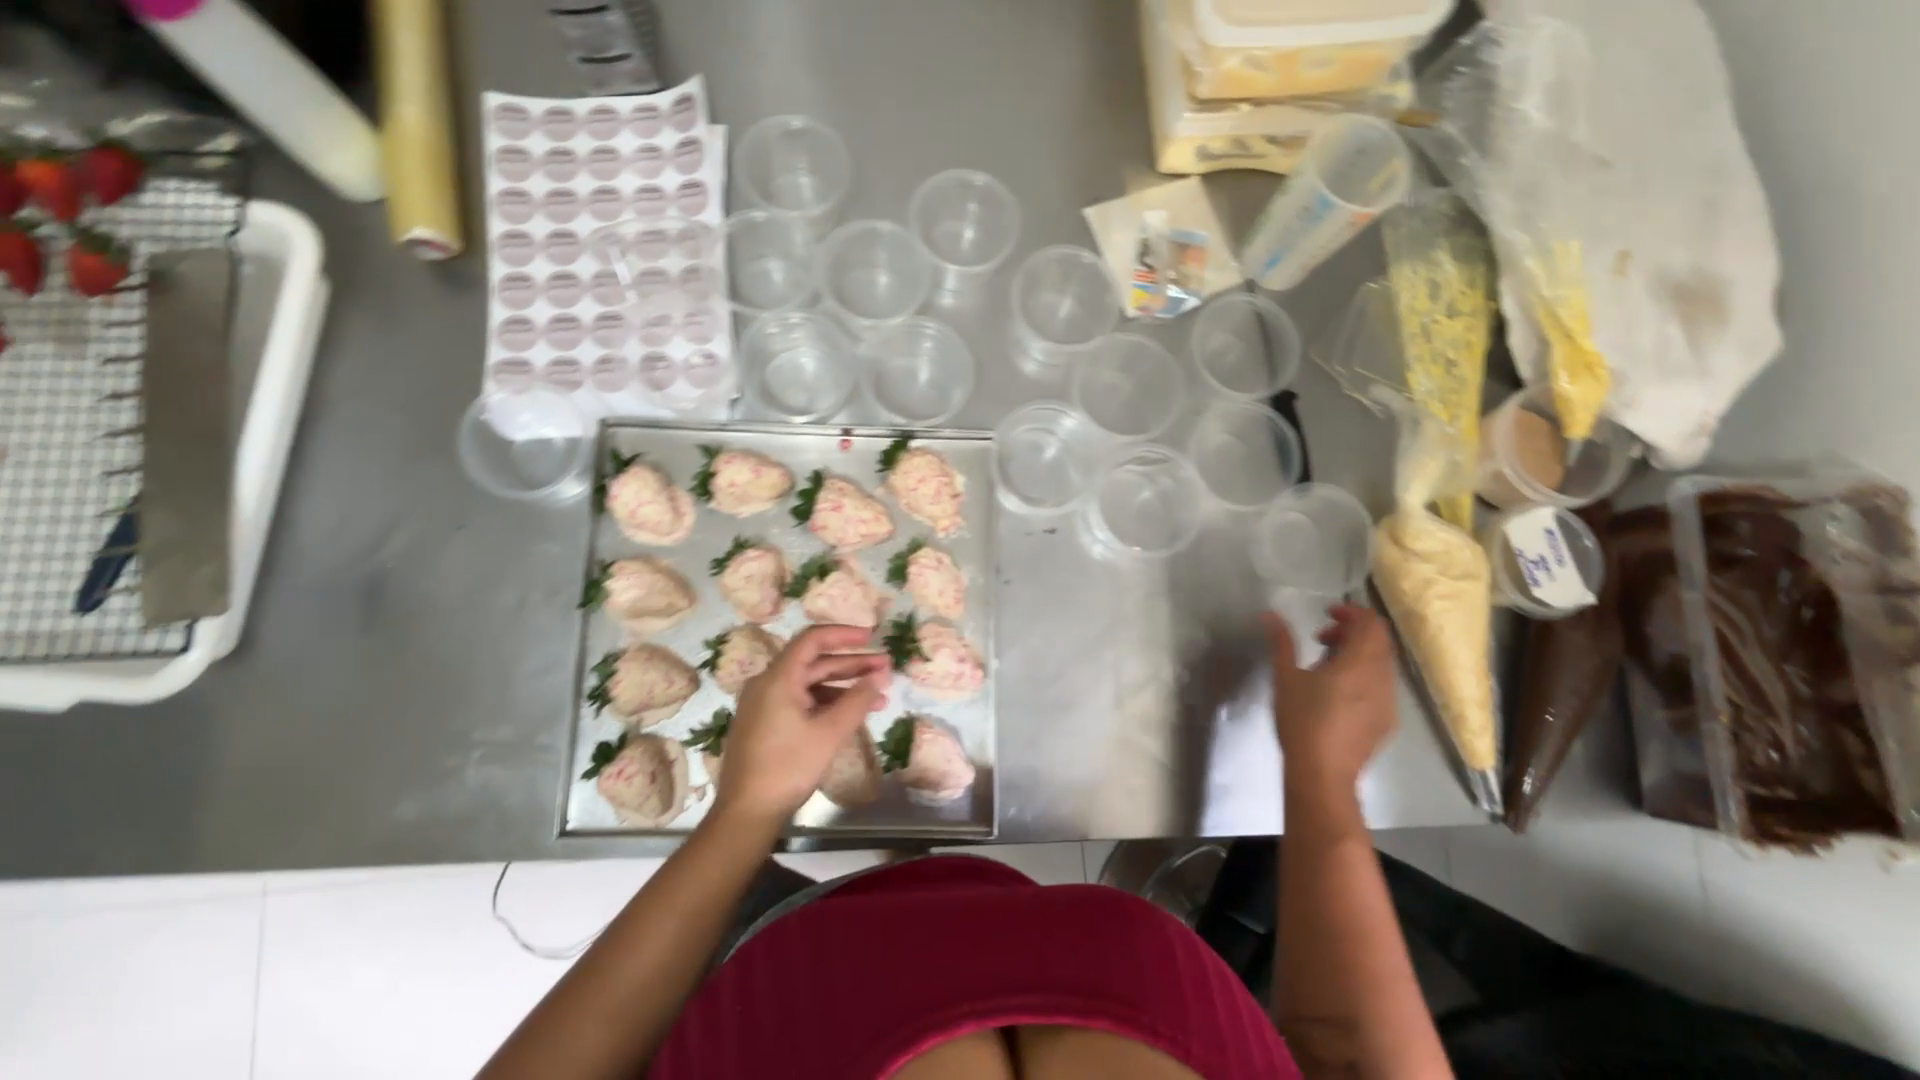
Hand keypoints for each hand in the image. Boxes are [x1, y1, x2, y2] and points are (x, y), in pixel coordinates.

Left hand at [712, 625, 890, 827]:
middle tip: (886, 667)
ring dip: (843, 687)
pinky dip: (826, 704)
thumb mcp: (829, 733)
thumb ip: (857, 700)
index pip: (812, 640)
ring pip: (809, 685)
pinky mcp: (764, 724)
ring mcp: (763, 705)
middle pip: (813, 662)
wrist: (747, 811)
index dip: (844, 634)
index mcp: (778, 678)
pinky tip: (850, 716)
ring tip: (878, 698)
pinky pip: (800, 702)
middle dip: (852, 664)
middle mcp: (767, 684)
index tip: (872, 637)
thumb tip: (880, 675)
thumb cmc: (788, 767)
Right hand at [1263, 604, 1396, 791]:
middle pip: (1380, 641)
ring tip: (1327, 667)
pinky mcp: (1387, 720)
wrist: (1323, 773)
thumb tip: (1271, 614)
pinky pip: (1382, 685)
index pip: (1371, 623)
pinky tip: (1339, 694)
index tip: (1327, 615)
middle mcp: (1382, 677)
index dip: (1352, 612)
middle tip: (1322, 639)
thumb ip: (1282, 642)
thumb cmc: (1301, 722)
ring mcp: (1389, 700)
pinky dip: (1365, 676)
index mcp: (1359, 663)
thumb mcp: (1285, 678)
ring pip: (1382, 663)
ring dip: (1359, 654)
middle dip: (1354, 632)